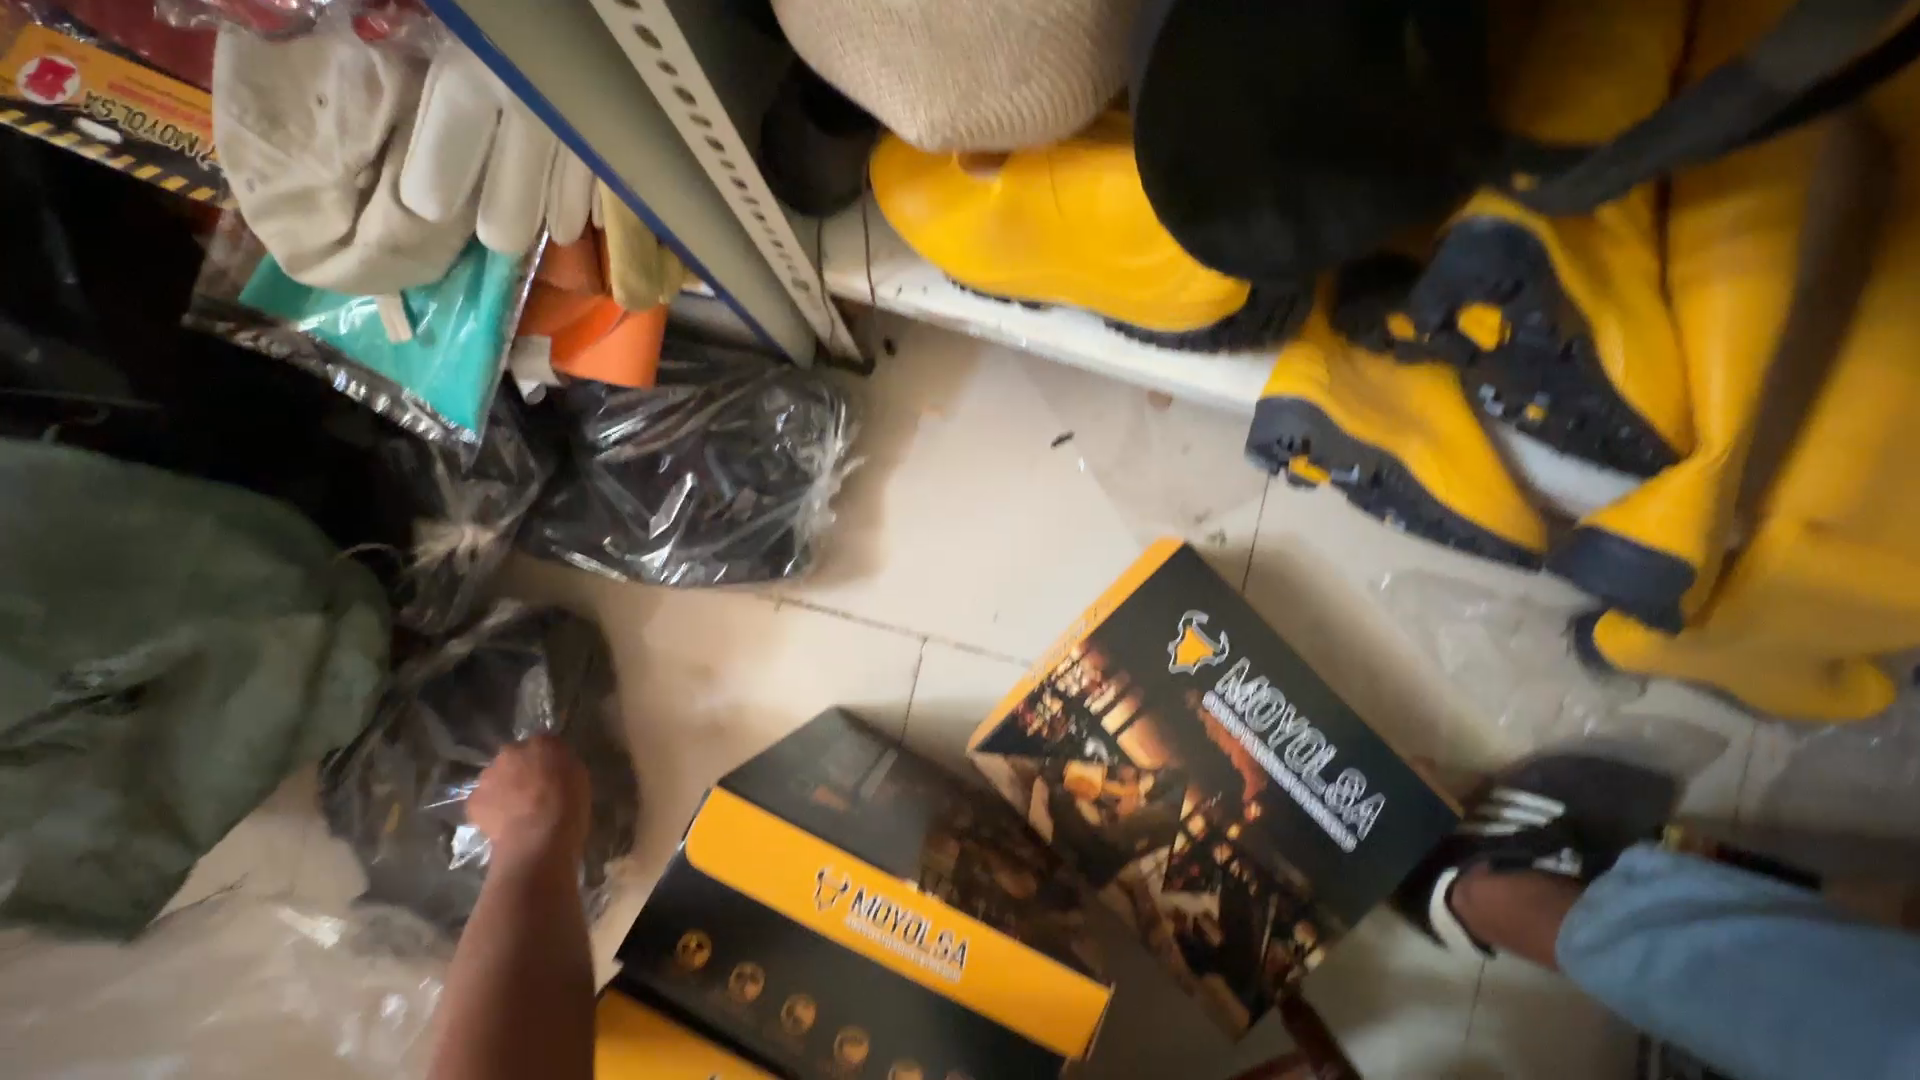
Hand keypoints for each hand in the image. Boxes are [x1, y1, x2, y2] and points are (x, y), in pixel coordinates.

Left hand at [467, 735, 592, 869]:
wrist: (538, 837)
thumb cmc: (569, 804)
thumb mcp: (579, 776)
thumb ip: (562, 764)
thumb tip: (553, 767)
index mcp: (542, 742)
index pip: (543, 744)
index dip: (546, 760)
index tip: (551, 774)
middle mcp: (511, 751)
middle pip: (514, 757)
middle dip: (519, 770)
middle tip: (531, 791)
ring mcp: (487, 775)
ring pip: (495, 778)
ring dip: (503, 788)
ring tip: (515, 810)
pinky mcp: (473, 800)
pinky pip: (483, 800)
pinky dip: (490, 808)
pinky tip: (503, 822)